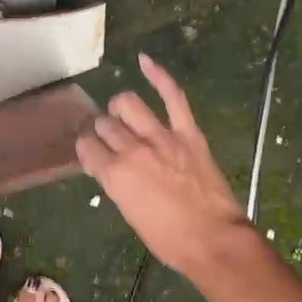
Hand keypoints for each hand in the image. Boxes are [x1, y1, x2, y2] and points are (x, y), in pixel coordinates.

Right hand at [77, 54, 256, 277]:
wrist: (215, 241)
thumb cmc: (170, 240)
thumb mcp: (130, 215)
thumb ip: (117, 184)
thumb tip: (111, 166)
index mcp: (115, 175)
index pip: (87, 147)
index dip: (86, 148)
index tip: (91, 152)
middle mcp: (132, 150)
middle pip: (105, 124)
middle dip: (102, 129)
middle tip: (109, 137)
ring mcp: (161, 137)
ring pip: (128, 104)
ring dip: (120, 107)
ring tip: (122, 113)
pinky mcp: (187, 132)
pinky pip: (172, 96)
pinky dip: (159, 75)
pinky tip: (144, 61)